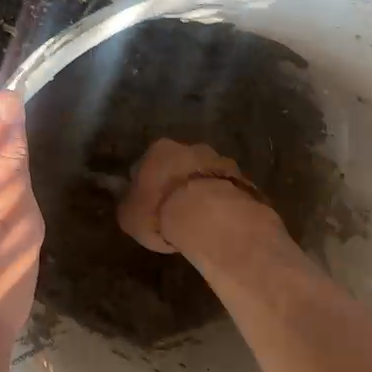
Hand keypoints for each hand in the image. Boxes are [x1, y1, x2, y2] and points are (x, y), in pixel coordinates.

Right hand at [117, 138, 255, 253]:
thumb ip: (128, 204)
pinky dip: (221, 203)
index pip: (145, 165)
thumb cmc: (160, 211)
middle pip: (179, 166)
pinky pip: (226, 191)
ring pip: (205, 176)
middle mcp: (190, 148)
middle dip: (176, 184)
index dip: (145, 187)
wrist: (210, 216)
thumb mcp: (129, 216)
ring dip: (201, 192)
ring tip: (200, 220)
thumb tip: (127, 199)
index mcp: (158, 150)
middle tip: (175, 211)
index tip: (148, 206)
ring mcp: (220, 161)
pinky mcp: (243, 180)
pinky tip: (218, 223)